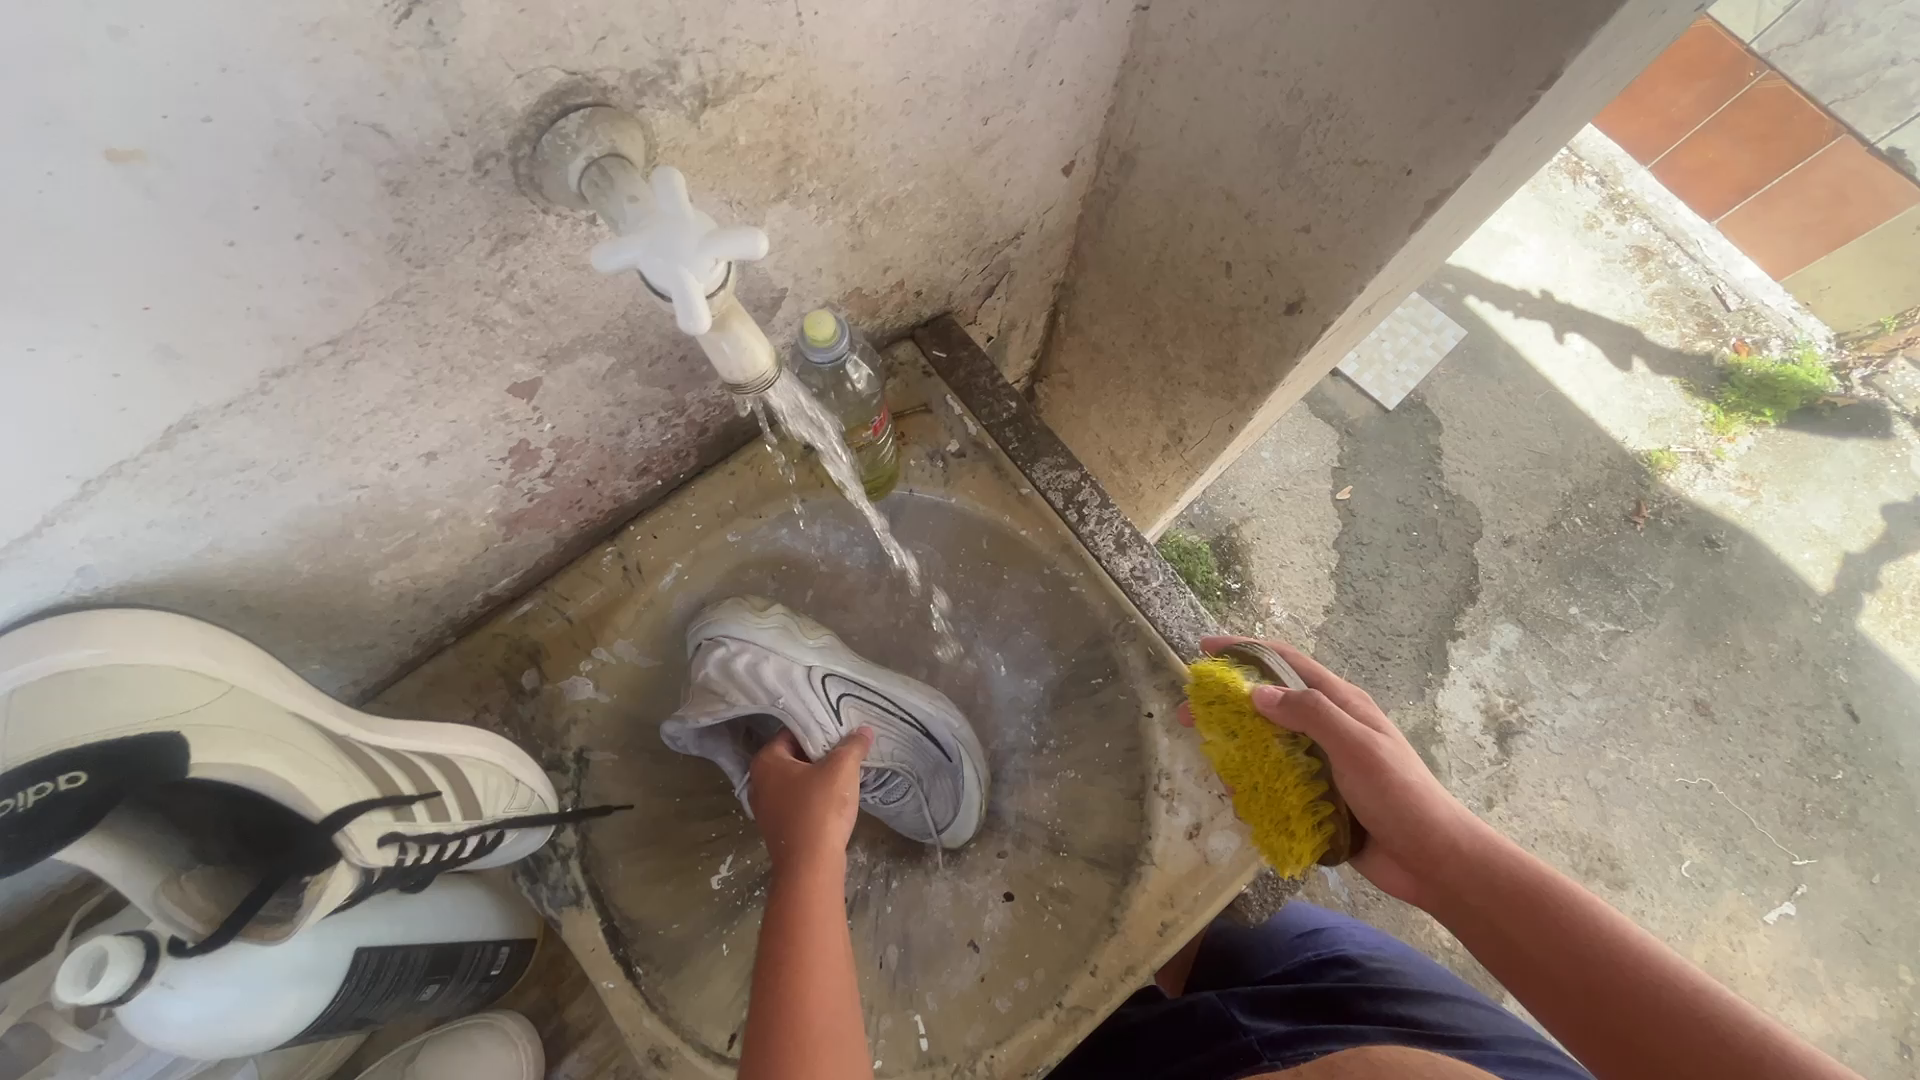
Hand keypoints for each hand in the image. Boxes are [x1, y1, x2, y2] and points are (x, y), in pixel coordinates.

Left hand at [747, 728, 872, 876]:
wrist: (811, 866)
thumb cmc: (820, 808)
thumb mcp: (842, 769)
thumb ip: (853, 745)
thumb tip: (864, 730)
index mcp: (766, 761)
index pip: (792, 732)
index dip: (817, 728)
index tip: (840, 729)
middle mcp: (759, 782)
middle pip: (794, 756)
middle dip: (820, 752)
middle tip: (846, 746)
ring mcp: (766, 807)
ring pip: (797, 780)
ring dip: (819, 775)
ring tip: (845, 769)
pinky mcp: (778, 827)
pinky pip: (798, 800)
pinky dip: (814, 795)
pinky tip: (837, 796)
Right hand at [1188, 637, 1491, 909]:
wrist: (1434, 861)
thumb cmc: (1401, 797)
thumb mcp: (1356, 747)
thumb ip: (1310, 714)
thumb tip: (1257, 693)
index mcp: (1340, 703)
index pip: (1285, 661)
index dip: (1244, 650)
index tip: (1204, 648)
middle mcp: (1326, 726)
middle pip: (1267, 701)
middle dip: (1227, 703)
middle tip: (1189, 713)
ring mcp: (1320, 761)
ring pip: (1265, 742)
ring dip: (1236, 747)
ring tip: (1210, 758)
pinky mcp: (1315, 794)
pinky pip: (1272, 779)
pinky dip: (1251, 783)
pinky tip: (1237, 795)